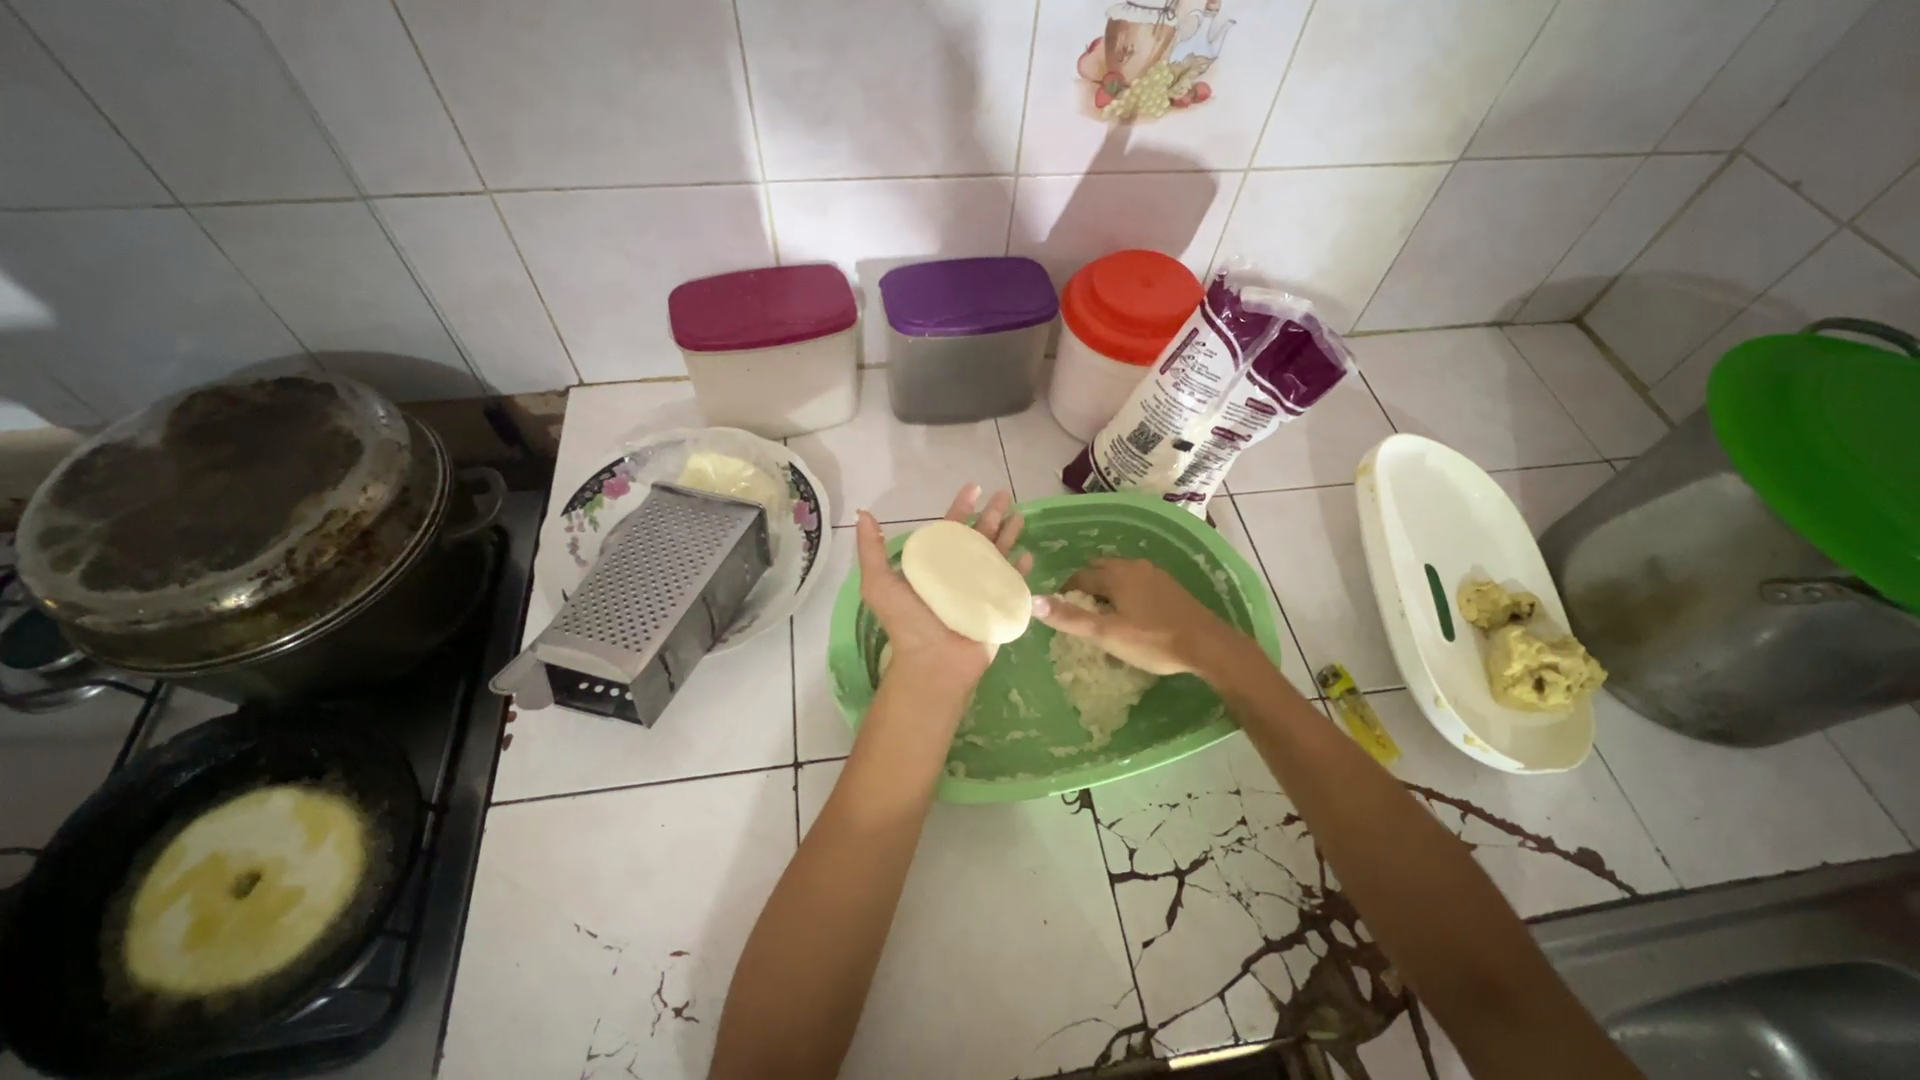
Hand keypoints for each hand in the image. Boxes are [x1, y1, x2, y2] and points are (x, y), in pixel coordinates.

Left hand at [856, 485, 1032, 681]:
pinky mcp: (998, 606)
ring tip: (1021, 514)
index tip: (974, 487)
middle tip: (1006, 493)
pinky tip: (1028, 554)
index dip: (962, 507)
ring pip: (998, 554)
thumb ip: (871, 549)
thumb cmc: (907, 622)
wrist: (934, 661)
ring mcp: (980, 589)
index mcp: (933, 565)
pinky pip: (1013, 583)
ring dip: (1009, 534)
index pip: (950, 529)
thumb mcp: (879, 582)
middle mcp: (958, 573)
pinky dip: (1021, 569)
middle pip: (979, 537)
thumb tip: (863, 513)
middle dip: (992, 514)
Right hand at [1030, 558, 1250, 677]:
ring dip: (1107, 590)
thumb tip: (1032, 601)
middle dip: (1086, 588)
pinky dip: (1127, 593)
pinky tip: (1132, 616)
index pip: (1079, 577)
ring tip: (1104, 616)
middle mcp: (1133, 566)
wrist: (1207, 645)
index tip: (1063, 613)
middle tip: (1081, 614)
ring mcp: (1155, 575)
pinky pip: (1138, 583)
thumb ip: (1070, 618)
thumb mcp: (1106, 634)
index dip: (1066, 593)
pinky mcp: (1170, 587)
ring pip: (1120, 576)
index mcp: (1115, 574)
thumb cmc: (1153, 640)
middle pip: (1100, 571)